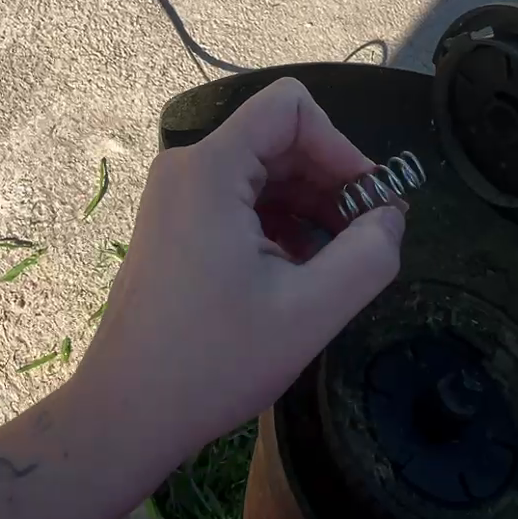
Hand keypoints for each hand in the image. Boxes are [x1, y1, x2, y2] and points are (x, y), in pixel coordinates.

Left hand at [78, 77, 406, 459]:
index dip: (340, 144)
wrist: (126, 412)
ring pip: (264, 170)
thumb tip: (392, 216)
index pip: (290, 106)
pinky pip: (242, 197)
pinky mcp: (178, 220)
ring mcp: (178, 193)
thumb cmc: (213, 361)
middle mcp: (189, 165)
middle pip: (279, 139)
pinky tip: (299, 268)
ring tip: (337, 259)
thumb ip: (368, 256)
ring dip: (309, 204)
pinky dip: (280, 221)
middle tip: (367, 234)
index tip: (367, 201)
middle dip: (330, 179)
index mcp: (211, 168)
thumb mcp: (309, 312)